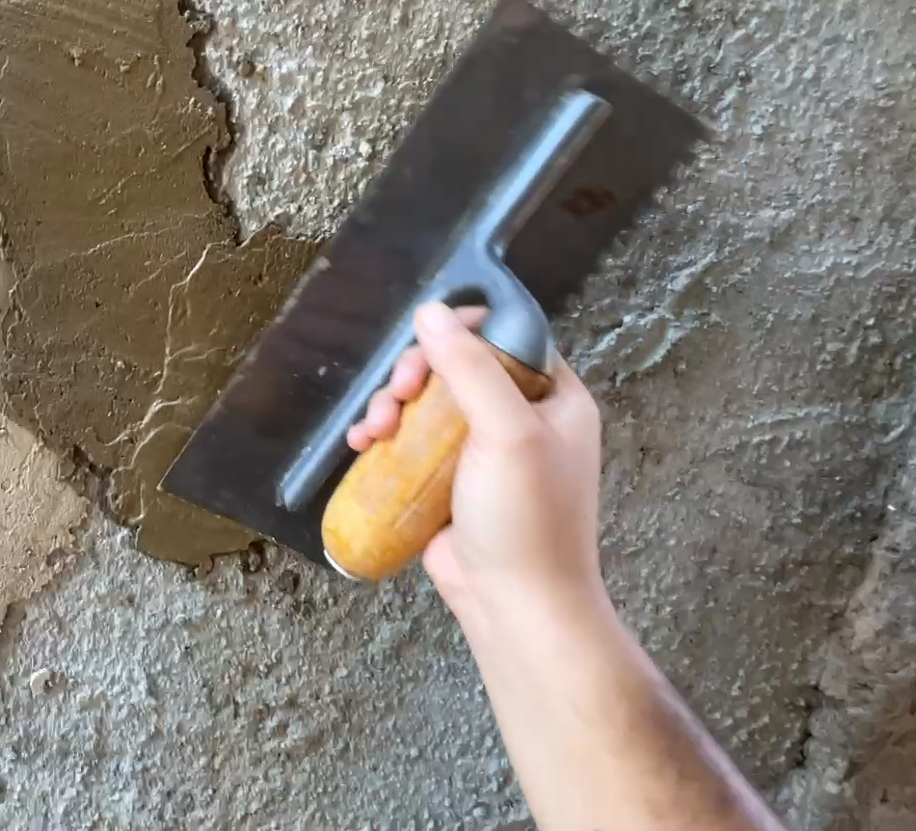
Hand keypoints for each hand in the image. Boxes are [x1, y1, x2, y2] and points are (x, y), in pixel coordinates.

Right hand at [345, 303, 606, 630]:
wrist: (513, 604)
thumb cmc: (526, 518)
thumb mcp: (507, 434)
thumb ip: (471, 369)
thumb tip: (430, 311)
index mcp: (554, 399)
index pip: (507, 338)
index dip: (462, 332)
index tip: (426, 348)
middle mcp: (519, 416)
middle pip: (454, 365)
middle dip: (414, 374)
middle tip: (396, 395)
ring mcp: (478, 447)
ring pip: (423, 399)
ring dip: (389, 404)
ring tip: (374, 429)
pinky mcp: (444, 473)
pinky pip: (407, 436)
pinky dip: (381, 433)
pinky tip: (362, 443)